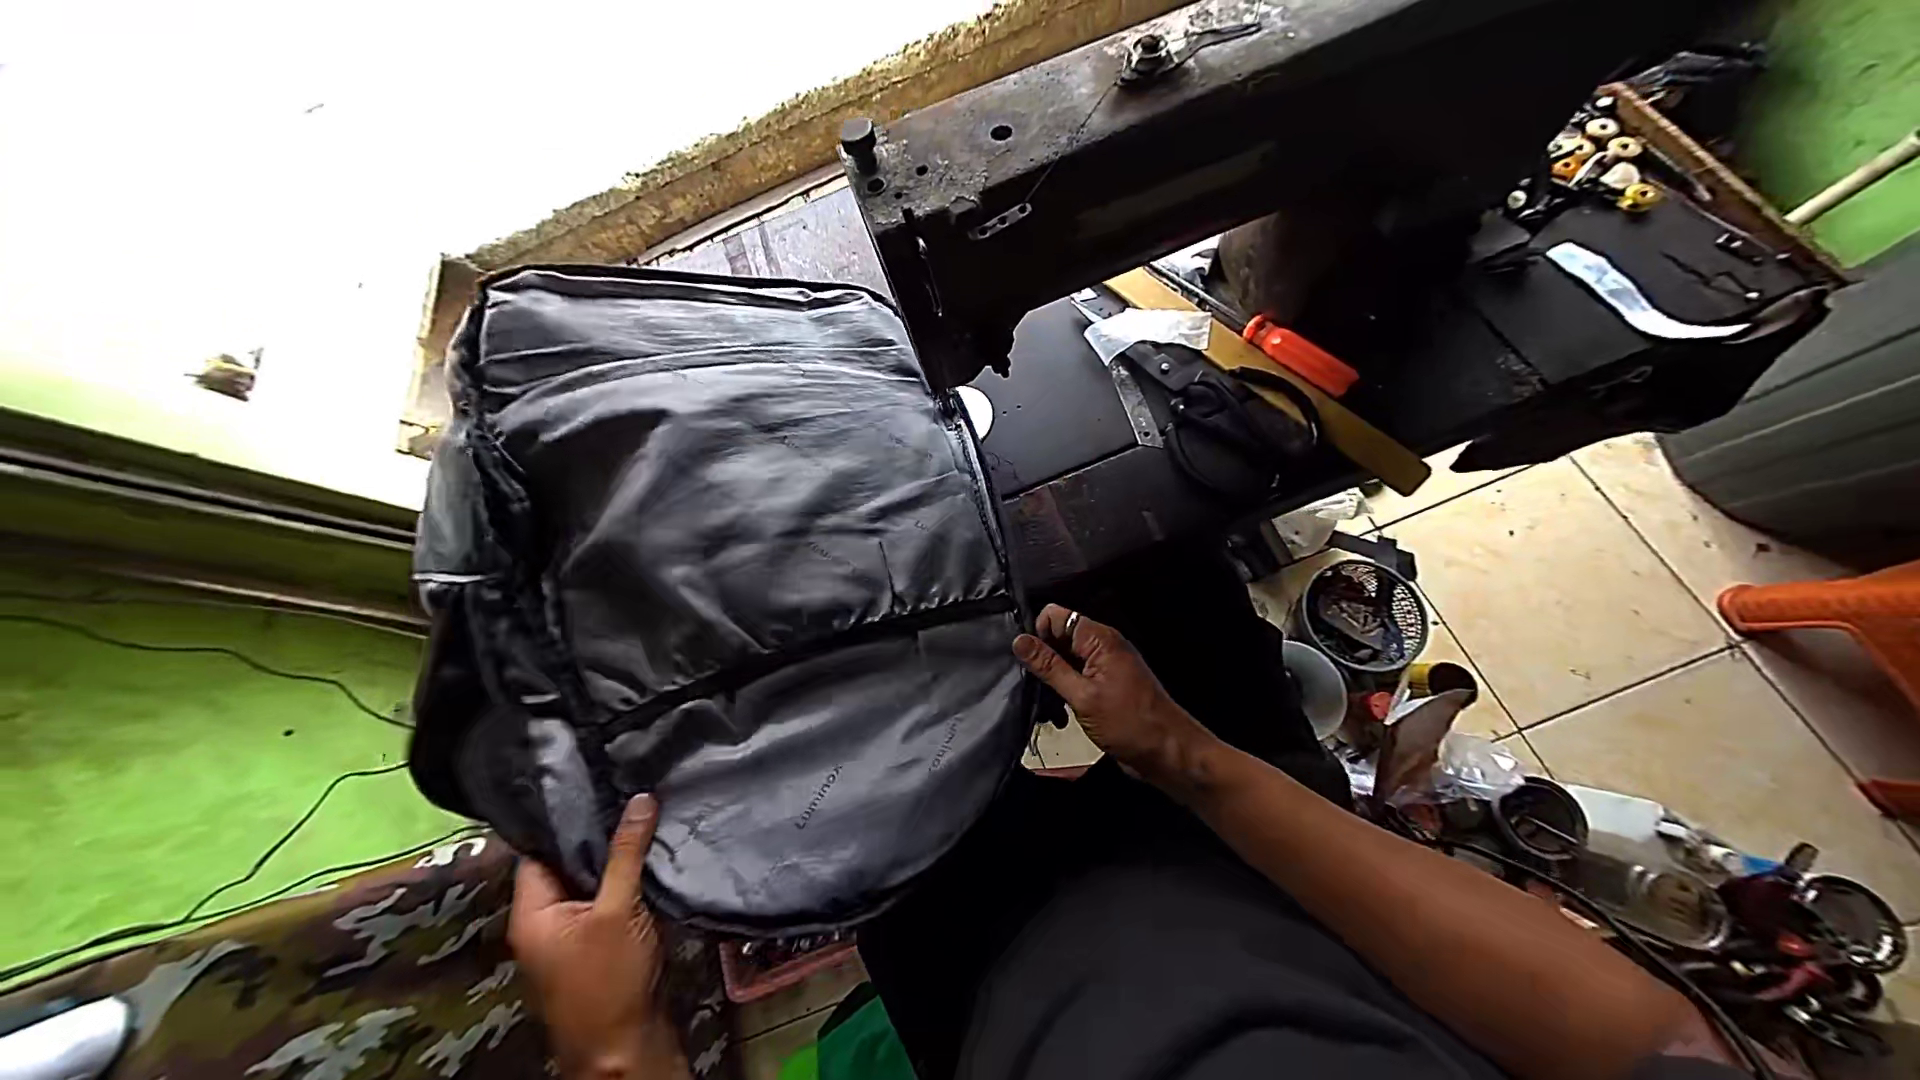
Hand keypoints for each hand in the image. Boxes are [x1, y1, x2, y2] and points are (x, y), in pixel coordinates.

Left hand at [508, 795, 689, 1079]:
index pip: (538, 850)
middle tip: (626, 789)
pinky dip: (623, 873)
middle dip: (595, 830)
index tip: (593, 781)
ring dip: (613, 852)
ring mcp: (570, 929)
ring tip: (641, 810)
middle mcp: (544, 918)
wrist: (625, 1042)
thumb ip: (627, 853)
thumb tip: (642, 799)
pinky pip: (605, 892)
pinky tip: (648, 849)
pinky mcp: (597, 936)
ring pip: (589, 876)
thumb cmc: (609, 978)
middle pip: (566, 861)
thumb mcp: (618, 909)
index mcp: (531, 912)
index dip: (563, 818)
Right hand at [1013, 604, 1217, 788]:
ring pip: (1066, 658)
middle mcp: (1103, 645)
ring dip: (1053, 677)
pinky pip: (1077, 676)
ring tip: (1049, 702)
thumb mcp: (1081, 696)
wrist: (1168, 754)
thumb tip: (1019, 640)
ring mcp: (1105, 665)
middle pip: (1059, 636)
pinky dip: (1065, 689)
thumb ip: (1048, 666)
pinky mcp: (1106, 684)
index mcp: (1099, 639)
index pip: (1056, 616)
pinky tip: (1061, 710)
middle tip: (1038, 685)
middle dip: (1044, 657)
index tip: (1032, 662)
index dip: (1039, 634)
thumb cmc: (1130, 724)